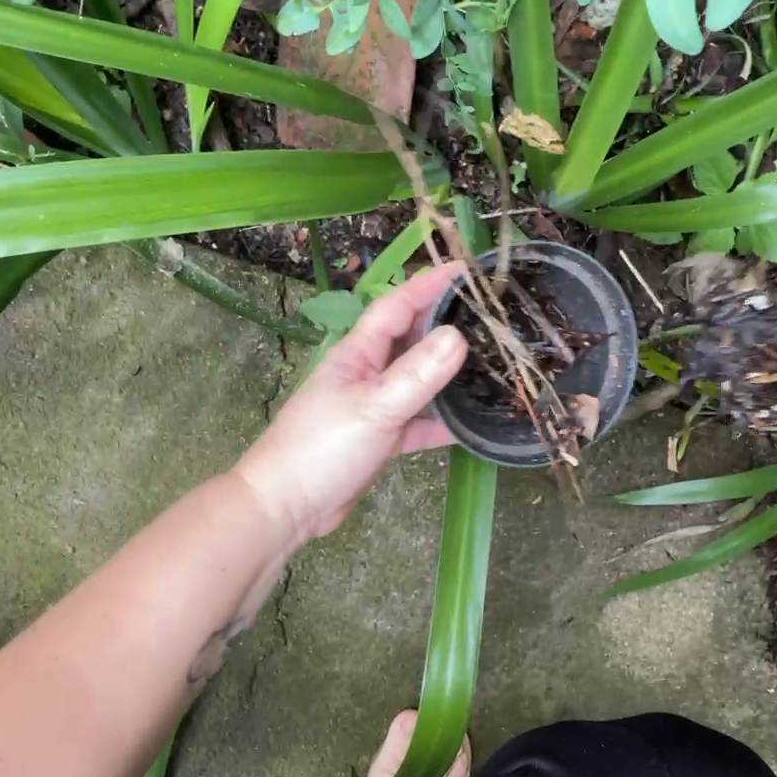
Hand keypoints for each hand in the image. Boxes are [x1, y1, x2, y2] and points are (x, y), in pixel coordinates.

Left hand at [233, 264, 467, 542]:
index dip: (428, 285)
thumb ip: (417, 374)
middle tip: (489, 315)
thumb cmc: (322, 448)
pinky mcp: (380, 440)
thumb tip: (459, 335)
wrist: (287, 506)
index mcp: (358, 354)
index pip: (397, 306)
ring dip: (448, 373)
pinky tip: (470, 425)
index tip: (465, 270)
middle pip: (411, 339)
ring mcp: (374, 407)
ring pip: (418, 381)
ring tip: (490, 363)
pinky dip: (441, 423)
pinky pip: (418, 424)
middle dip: (445, 323)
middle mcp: (367, 373)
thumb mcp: (375, 407)